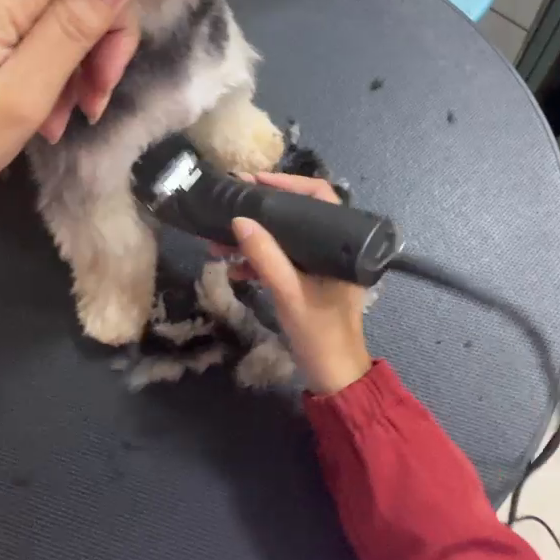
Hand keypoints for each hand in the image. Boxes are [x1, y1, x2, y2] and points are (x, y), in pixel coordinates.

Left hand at [0, 0, 139, 301]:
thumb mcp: (17, 99)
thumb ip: (73, 31)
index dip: (113, 25)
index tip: (102, 85)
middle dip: (89, 47)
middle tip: (83, 110)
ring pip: (36, 12)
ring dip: (59, 64)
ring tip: (51, 122)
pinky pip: (1, 26)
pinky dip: (23, 64)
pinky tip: (20, 109)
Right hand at [229, 173, 372, 394]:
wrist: (334, 378)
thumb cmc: (319, 333)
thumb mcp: (288, 292)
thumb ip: (265, 256)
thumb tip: (240, 220)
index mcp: (341, 243)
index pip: (319, 196)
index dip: (287, 183)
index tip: (255, 182)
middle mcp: (333, 247)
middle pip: (296, 215)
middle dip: (261, 212)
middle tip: (230, 204)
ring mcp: (320, 265)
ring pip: (284, 239)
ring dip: (253, 238)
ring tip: (218, 241)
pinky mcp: (308, 282)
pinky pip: (281, 260)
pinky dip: (258, 259)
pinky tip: (233, 266)